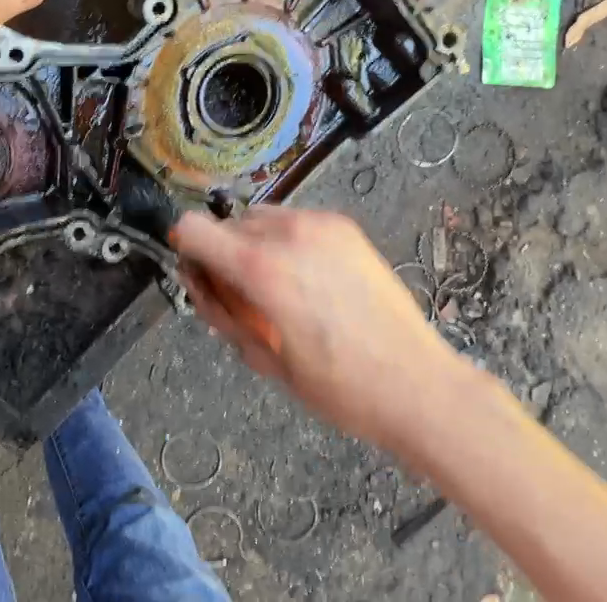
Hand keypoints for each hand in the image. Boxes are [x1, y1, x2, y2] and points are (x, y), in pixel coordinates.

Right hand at [173, 207, 464, 450]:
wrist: (420, 387)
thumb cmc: (339, 387)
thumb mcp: (263, 359)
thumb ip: (220, 313)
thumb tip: (197, 282)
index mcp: (259, 268)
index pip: (191, 228)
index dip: (186, 252)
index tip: (200, 279)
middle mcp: (286, 233)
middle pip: (224, 226)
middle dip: (223, 256)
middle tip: (245, 300)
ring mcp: (319, 225)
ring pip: (258, 219)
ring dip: (254, 246)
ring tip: (282, 290)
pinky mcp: (345, 228)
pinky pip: (293, 222)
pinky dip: (287, 242)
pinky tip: (311, 281)